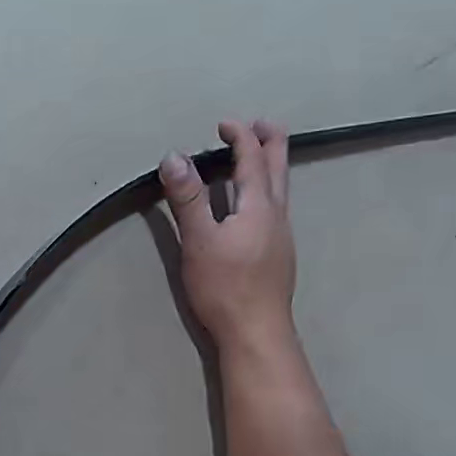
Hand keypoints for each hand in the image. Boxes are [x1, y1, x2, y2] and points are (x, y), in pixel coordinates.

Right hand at [158, 120, 295, 356]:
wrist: (256, 332)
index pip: (252, 160)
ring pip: (281, 189)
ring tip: (259, 157)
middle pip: (278, 169)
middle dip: (269, 142)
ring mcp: (281, 237)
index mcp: (259, 206)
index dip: (240, 136)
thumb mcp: (198, 240)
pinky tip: (255, 207)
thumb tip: (173, 156)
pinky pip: (276, 208)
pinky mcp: (278, 255)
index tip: (224, 124)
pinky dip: (267, 190)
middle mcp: (277, 215)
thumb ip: (187, 199)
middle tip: (258, 125)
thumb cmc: (225, 286)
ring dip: (270, 166)